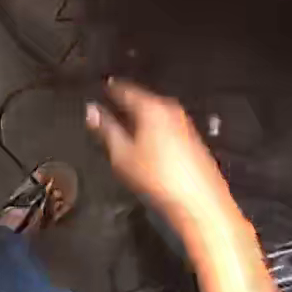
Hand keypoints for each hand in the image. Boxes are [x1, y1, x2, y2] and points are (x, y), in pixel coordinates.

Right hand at [86, 79, 244, 244]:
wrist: (199, 204)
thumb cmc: (159, 179)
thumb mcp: (122, 155)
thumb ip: (105, 129)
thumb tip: (92, 112)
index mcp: (151, 108)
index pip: (126, 90)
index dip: (111, 88)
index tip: (103, 87)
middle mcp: (171, 111)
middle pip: (142, 101)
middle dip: (125, 106)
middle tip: (110, 109)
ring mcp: (184, 126)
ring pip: (155, 115)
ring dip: (139, 119)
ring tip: (124, 129)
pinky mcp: (193, 141)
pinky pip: (166, 128)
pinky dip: (153, 131)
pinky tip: (146, 147)